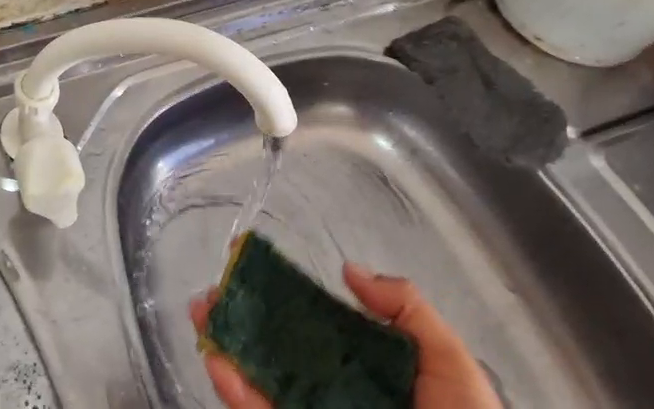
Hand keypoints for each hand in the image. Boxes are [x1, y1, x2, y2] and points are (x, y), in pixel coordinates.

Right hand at [189, 261, 501, 408]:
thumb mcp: (449, 363)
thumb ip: (407, 309)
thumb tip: (349, 271)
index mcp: (364, 370)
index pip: (314, 325)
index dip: (281, 293)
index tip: (249, 260)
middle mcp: (333, 393)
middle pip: (277, 351)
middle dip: (241, 319)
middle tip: (214, 291)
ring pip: (259, 382)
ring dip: (226, 348)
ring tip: (203, 314)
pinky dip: (235, 392)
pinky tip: (218, 363)